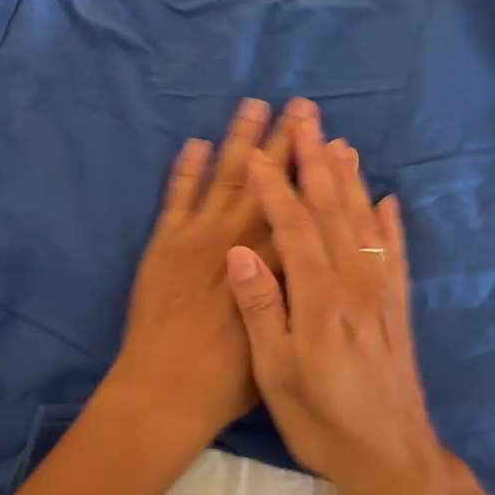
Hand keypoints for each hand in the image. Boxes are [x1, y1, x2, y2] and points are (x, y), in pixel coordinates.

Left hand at [106, 98, 299, 443]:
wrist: (166, 390)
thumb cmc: (230, 378)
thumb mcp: (283, 341)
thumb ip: (295, 291)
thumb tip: (318, 254)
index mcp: (271, 263)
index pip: (298, 206)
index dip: (315, 171)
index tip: (329, 140)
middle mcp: (237, 239)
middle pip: (266, 180)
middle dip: (285, 140)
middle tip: (302, 105)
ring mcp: (198, 237)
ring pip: (223, 176)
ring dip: (240, 139)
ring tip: (254, 104)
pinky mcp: (165, 243)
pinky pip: (177, 196)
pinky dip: (186, 169)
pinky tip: (197, 142)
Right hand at [226, 102, 460, 494]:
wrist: (394, 458)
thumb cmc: (323, 421)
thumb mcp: (276, 375)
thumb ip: (261, 309)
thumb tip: (239, 251)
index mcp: (319, 298)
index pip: (293, 228)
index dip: (274, 188)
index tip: (257, 154)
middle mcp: (354, 284)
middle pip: (334, 211)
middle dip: (317, 162)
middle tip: (306, 119)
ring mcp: (381, 293)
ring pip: (363, 223)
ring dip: (350, 179)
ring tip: (340, 142)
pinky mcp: (398, 308)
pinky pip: (394, 253)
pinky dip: (390, 222)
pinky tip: (387, 199)